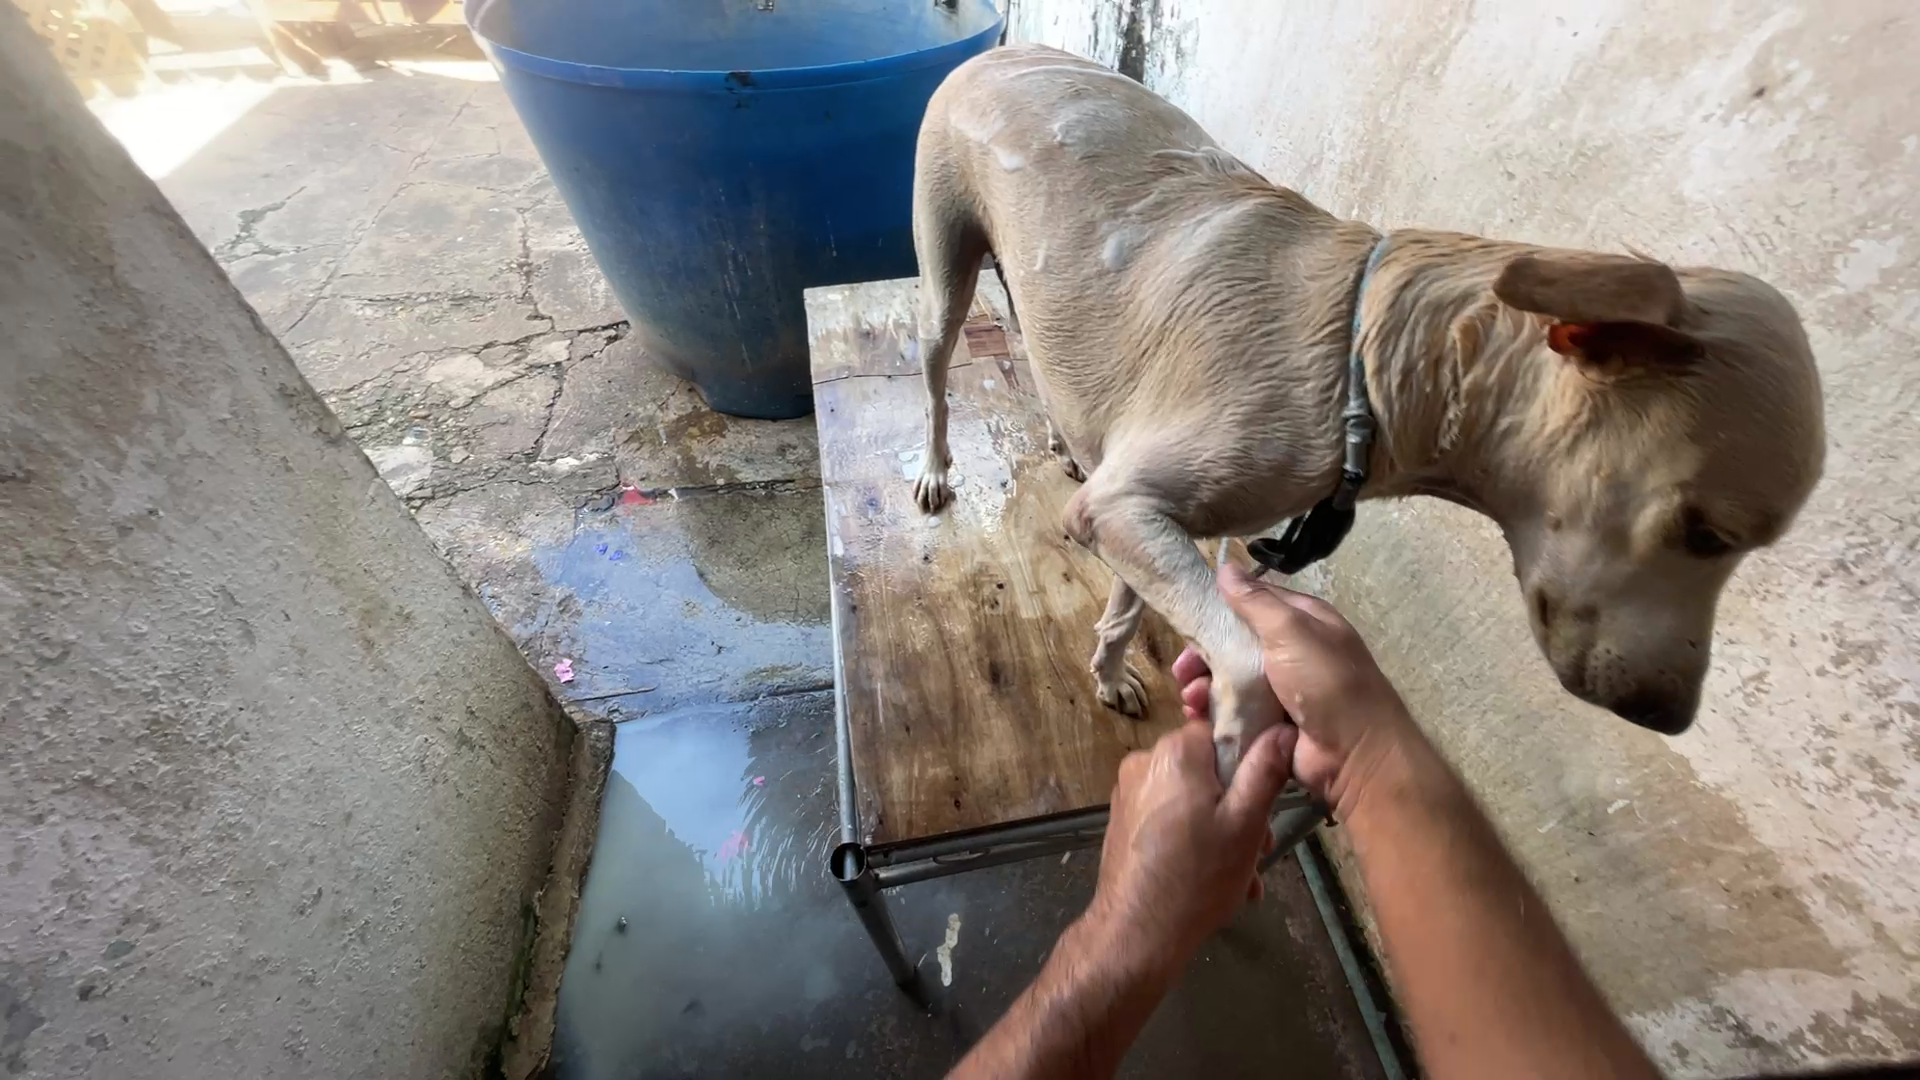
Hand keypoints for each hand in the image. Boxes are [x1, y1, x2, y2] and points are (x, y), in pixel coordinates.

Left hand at [1084, 719, 1293, 970]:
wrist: (1136, 929)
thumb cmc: (1198, 875)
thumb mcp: (1245, 824)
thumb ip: (1265, 772)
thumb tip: (1283, 729)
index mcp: (1175, 751)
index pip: (1219, 731)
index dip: (1246, 759)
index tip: (1263, 796)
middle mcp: (1145, 759)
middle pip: (1206, 767)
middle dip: (1237, 803)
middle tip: (1258, 848)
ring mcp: (1129, 788)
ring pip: (1189, 794)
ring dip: (1219, 826)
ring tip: (1238, 874)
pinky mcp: (1123, 814)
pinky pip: (1167, 812)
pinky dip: (1191, 835)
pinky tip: (1209, 876)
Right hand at [1174, 562, 1417, 820]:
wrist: (1356, 756)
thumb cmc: (1328, 684)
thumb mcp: (1291, 632)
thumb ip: (1255, 601)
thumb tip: (1226, 566)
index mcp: (1303, 621)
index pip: (1253, 602)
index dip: (1220, 608)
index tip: (1188, 620)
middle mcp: (1291, 651)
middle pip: (1235, 644)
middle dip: (1204, 655)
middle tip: (1181, 670)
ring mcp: (1281, 688)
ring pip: (1230, 678)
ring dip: (1204, 685)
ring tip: (1189, 698)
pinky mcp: (1271, 720)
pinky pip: (1234, 709)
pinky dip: (1214, 711)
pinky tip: (1197, 716)